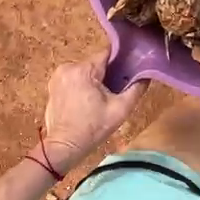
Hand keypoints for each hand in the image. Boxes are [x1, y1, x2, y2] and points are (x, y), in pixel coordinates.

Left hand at [39, 53, 144, 173]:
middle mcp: (67, 67)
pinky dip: (81, 86)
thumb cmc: (93, 128)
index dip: (120, 61)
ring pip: (84, 72)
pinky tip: (87, 102)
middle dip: (107, 74)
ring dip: (94, 81)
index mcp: (83, 70)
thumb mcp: (120, 110)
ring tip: (101, 99)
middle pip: (95, 63)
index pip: (107, 54)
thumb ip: (136, 89)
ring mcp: (57, 76)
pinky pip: (74, 79)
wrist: (65, 146)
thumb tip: (146, 75)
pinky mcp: (53, 86)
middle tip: (115, 91)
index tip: (129, 71)